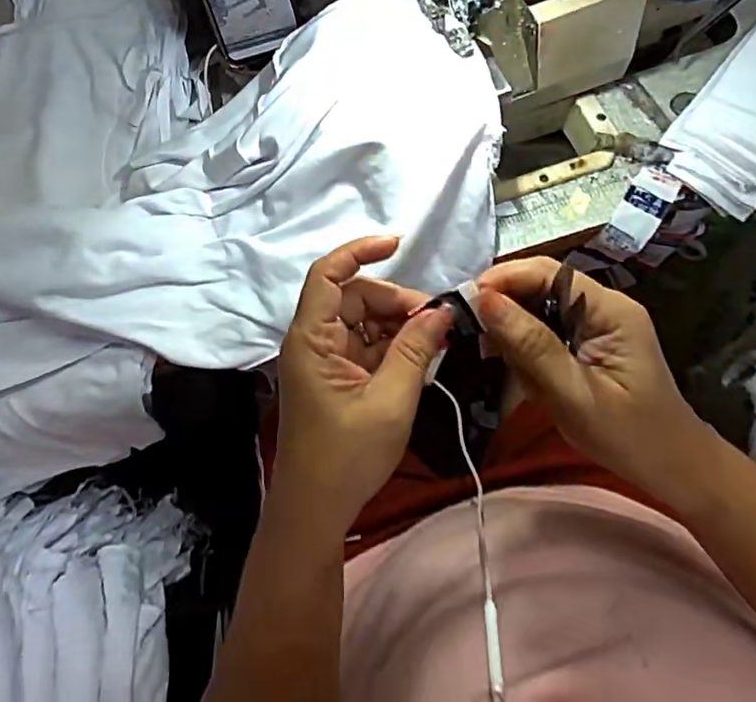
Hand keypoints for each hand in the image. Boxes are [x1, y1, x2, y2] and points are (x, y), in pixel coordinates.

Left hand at [274, 237, 454, 533]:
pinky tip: (420, 356)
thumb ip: (416, 350)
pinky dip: (392, 346)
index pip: (328, 274)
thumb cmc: (346, 457)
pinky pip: (365, 345)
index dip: (359, 251)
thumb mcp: (390, 401)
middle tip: (438, 321)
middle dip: (396, 302)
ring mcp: (324, 358)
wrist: (315, 511)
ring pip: (363, 320)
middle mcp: (313, 340)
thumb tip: (443, 311)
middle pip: (354, 297)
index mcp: (312, 338)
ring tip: (434, 341)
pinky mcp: (336, 376)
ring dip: (398, 325)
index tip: (397, 244)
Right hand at [475, 257, 718, 499]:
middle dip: (503, 305)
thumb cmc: (630, 437)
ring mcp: (594, 322)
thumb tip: (484, 300)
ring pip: (535, 306)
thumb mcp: (575, 394)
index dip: (503, 279)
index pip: (546, 272)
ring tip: (490, 356)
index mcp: (609, 309)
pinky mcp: (585, 341)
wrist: (675, 472)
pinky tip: (512, 368)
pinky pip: (542, 328)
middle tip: (470, 333)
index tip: (465, 303)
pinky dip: (522, 345)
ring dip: (510, 328)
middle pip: (538, 284)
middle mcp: (601, 305)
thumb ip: (530, 346)